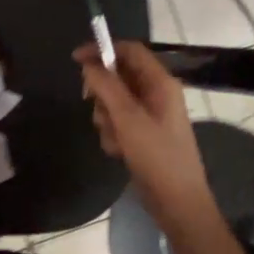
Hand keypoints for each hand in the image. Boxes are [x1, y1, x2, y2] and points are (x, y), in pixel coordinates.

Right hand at [76, 40, 211, 213]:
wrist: (178, 204)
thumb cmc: (157, 157)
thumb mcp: (128, 119)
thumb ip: (106, 87)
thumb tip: (88, 63)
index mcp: (160, 83)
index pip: (129, 50)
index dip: (102, 49)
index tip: (76, 60)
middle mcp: (156, 94)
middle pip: (118, 75)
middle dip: (102, 92)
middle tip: (92, 104)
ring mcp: (150, 114)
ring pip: (114, 100)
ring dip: (106, 116)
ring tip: (114, 138)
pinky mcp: (143, 133)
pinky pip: (118, 121)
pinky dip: (113, 132)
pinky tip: (118, 151)